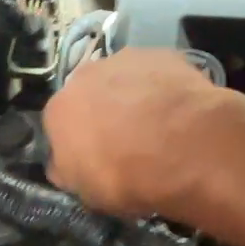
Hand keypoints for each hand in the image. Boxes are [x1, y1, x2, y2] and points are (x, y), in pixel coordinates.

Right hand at [42, 47, 240, 217]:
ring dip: (135, 94)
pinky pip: (157, 71)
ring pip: (124, 77)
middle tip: (128, 137)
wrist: (185, 146)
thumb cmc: (128, 176)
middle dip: (105, 110)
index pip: (61, 123)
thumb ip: (68, 169)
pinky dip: (163, 86)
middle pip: (91, 92)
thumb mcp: (86, 192)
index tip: (96, 155)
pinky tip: (180, 107)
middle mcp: (86, 74)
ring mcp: (126, 58)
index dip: (79, 140)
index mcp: (60, 109)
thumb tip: (63, 163)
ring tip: (159, 122)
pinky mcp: (163, 53)